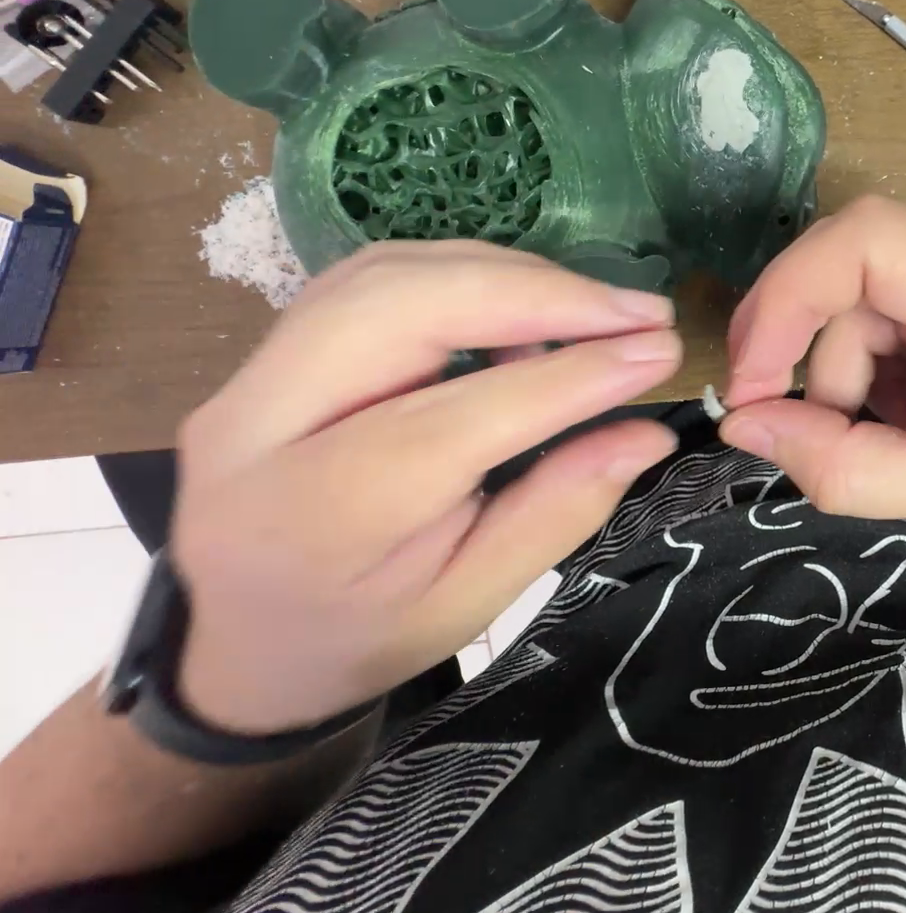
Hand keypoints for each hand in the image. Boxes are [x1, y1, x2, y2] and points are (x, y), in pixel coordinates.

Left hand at [171, 242, 683, 735]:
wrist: (239, 640)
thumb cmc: (365, 633)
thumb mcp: (474, 599)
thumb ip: (560, 510)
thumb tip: (651, 434)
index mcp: (315, 516)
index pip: (455, 419)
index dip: (570, 376)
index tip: (659, 352)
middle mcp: (260, 424)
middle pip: (401, 308)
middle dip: (540, 295)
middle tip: (642, 312)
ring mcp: (254, 373)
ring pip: (390, 273)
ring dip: (513, 275)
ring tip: (602, 308)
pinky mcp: (276, 346)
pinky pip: (380, 275)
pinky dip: (474, 273)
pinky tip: (532, 304)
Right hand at [721, 196, 905, 550]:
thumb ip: (844, 466)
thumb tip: (745, 427)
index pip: (868, 239)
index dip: (788, 297)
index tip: (753, 379)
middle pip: (859, 262)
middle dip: (809, 344)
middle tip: (795, 422)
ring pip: (871, 289)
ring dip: (847, 366)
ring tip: (879, 437)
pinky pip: (899, 305)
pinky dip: (877, 363)